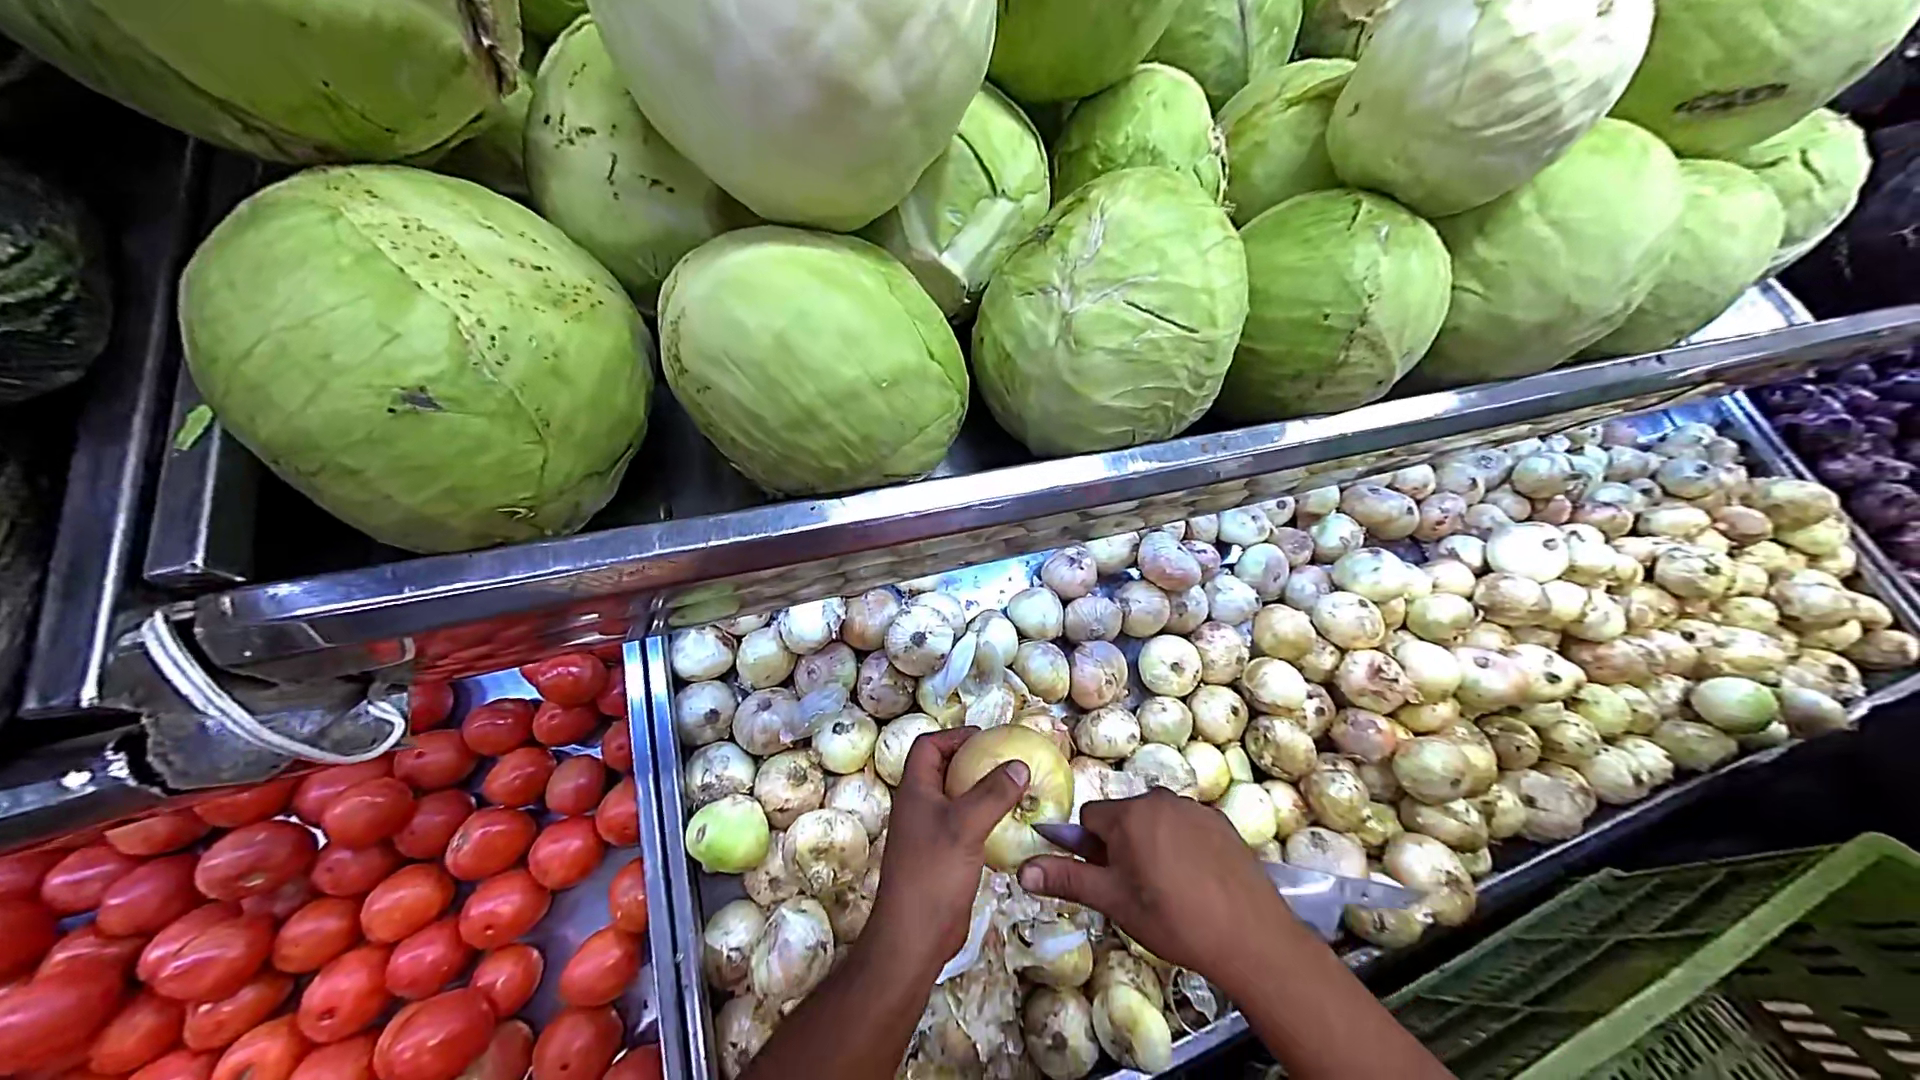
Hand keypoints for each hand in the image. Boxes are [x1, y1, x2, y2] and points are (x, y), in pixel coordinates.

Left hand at [868, 726, 1028, 967]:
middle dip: (974, 761)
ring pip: (957, 798)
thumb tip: (1019, 765)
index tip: (986, 739)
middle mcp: (920, 806)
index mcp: (915, 790)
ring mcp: (930, 832)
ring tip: (1014, 790)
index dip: (954, 736)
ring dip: (983, 791)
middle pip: (944, 769)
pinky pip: (966, 824)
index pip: (928, 746)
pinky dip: (986, 818)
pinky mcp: (944, 855)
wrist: (915, 936)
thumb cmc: (932, 873)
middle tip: (1007, 762)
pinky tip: (1009, 825)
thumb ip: (992, 793)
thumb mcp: (965, 825)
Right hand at [1018, 788, 1306, 988]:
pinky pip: (1186, 825)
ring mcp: (1193, 808)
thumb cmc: (1173, 918)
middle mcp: (1158, 799)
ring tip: (1172, 886)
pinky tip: (1198, 880)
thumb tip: (1022, 871)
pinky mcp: (1221, 821)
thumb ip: (1067, 879)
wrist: (1251, 937)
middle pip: (1124, 816)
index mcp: (1128, 815)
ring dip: (1153, 842)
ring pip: (1155, 820)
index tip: (1111, 878)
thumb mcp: (1114, 901)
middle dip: (1123, 844)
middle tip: (1140, 887)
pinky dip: (1184, 844)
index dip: (1094, 850)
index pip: (1090, 819)